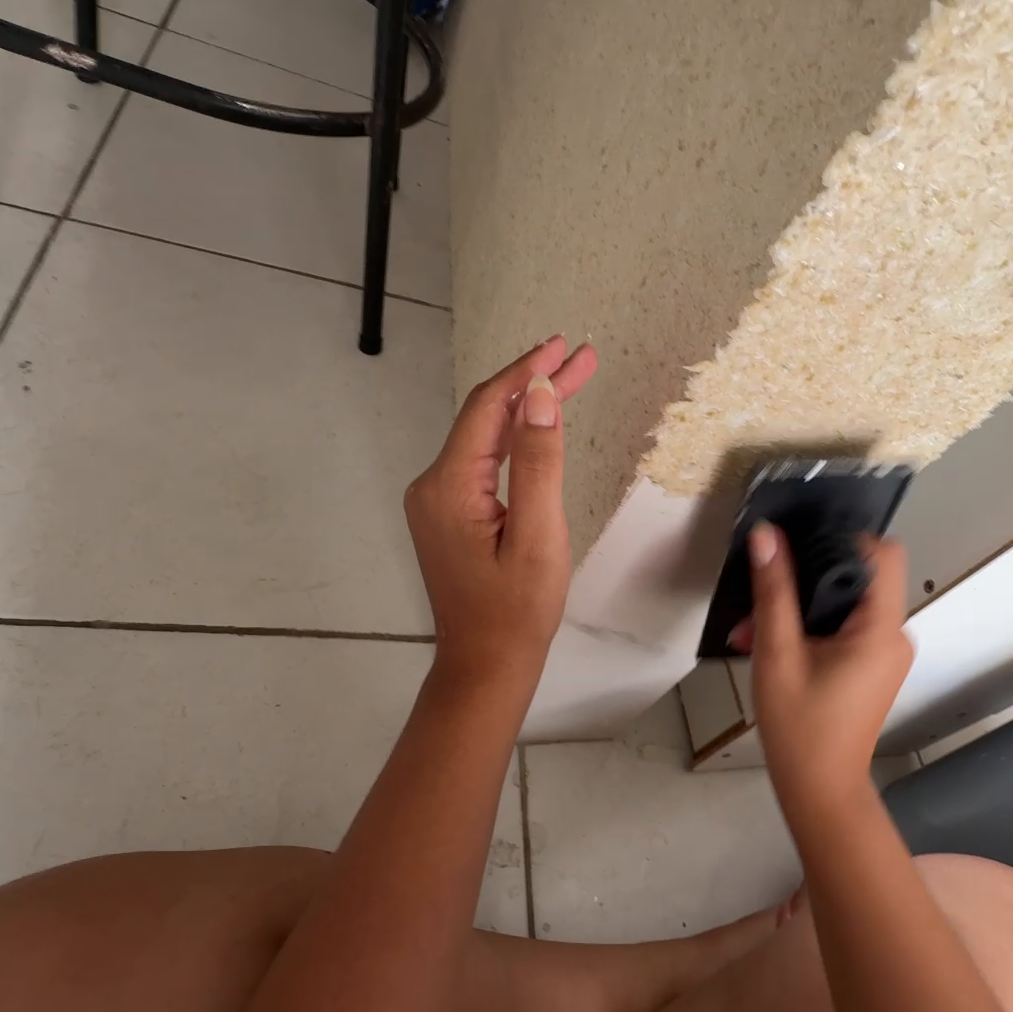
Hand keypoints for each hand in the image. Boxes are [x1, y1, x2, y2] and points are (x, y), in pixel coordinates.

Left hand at [405, 336, 597, 675]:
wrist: (485, 665)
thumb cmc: (518, 609)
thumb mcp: (538, 535)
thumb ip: (537, 461)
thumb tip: (539, 393)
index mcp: (448, 486)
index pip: (488, 408)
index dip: (527, 371)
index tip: (564, 346)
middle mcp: (431, 485)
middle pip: (485, 417)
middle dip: (533, 384)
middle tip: (580, 358)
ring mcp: (435, 500)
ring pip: (484, 437)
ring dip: (525, 408)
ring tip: (569, 380)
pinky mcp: (446, 513)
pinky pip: (481, 461)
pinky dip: (513, 438)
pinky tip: (537, 427)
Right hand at [745, 524, 914, 806]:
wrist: (819, 790)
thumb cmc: (800, 726)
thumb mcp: (777, 653)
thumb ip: (774, 590)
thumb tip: (766, 535)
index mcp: (881, 629)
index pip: (883, 553)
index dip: (845, 539)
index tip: (801, 546)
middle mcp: (894, 635)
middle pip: (860, 576)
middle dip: (808, 578)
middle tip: (764, 594)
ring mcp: (886, 653)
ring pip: (846, 603)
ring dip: (800, 608)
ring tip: (754, 629)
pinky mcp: (873, 666)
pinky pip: (845, 627)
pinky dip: (810, 628)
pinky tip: (772, 646)